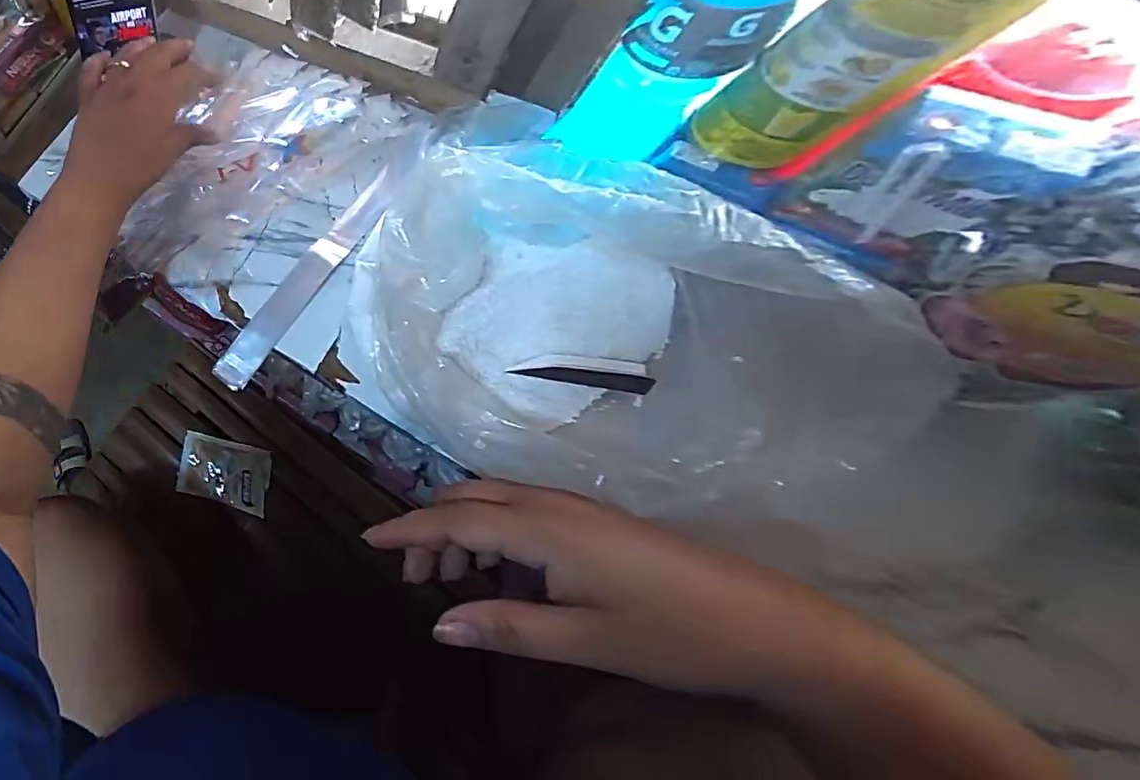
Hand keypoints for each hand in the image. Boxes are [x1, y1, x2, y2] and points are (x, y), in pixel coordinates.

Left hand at [59, 38, 217, 215]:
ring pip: (126, 55)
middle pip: (159, 54)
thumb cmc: (139, 168)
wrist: (96, 181)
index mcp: (161, 93)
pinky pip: (92, 70)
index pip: (189, 73)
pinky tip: (105, 57)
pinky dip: (100, 60)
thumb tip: (215, 133)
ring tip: (152, 43)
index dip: (205, 74)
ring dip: (142, 46)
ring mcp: (108, 85)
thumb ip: (192, 135)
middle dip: (176, 49)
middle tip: (188, 49)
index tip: (216, 80)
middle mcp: (136, 81)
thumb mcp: (171, 151)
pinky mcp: (88, 96)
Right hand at [362, 479, 881, 698]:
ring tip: (456, 580)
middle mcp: (546, 502)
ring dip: (460, 530)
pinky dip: (490, 531)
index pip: (451, 519)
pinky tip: (503, 571)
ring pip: (489, 500)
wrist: (771, 625)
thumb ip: (503, 627)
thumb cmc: (671, 635)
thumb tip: (438, 626)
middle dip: (430, 531)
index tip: (368, 540)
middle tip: (419, 581)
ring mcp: (570, 505)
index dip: (406, 529)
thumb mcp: (583, 640)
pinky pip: (516, 509)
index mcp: (539, 527)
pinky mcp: (588, 517)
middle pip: (463, 499)